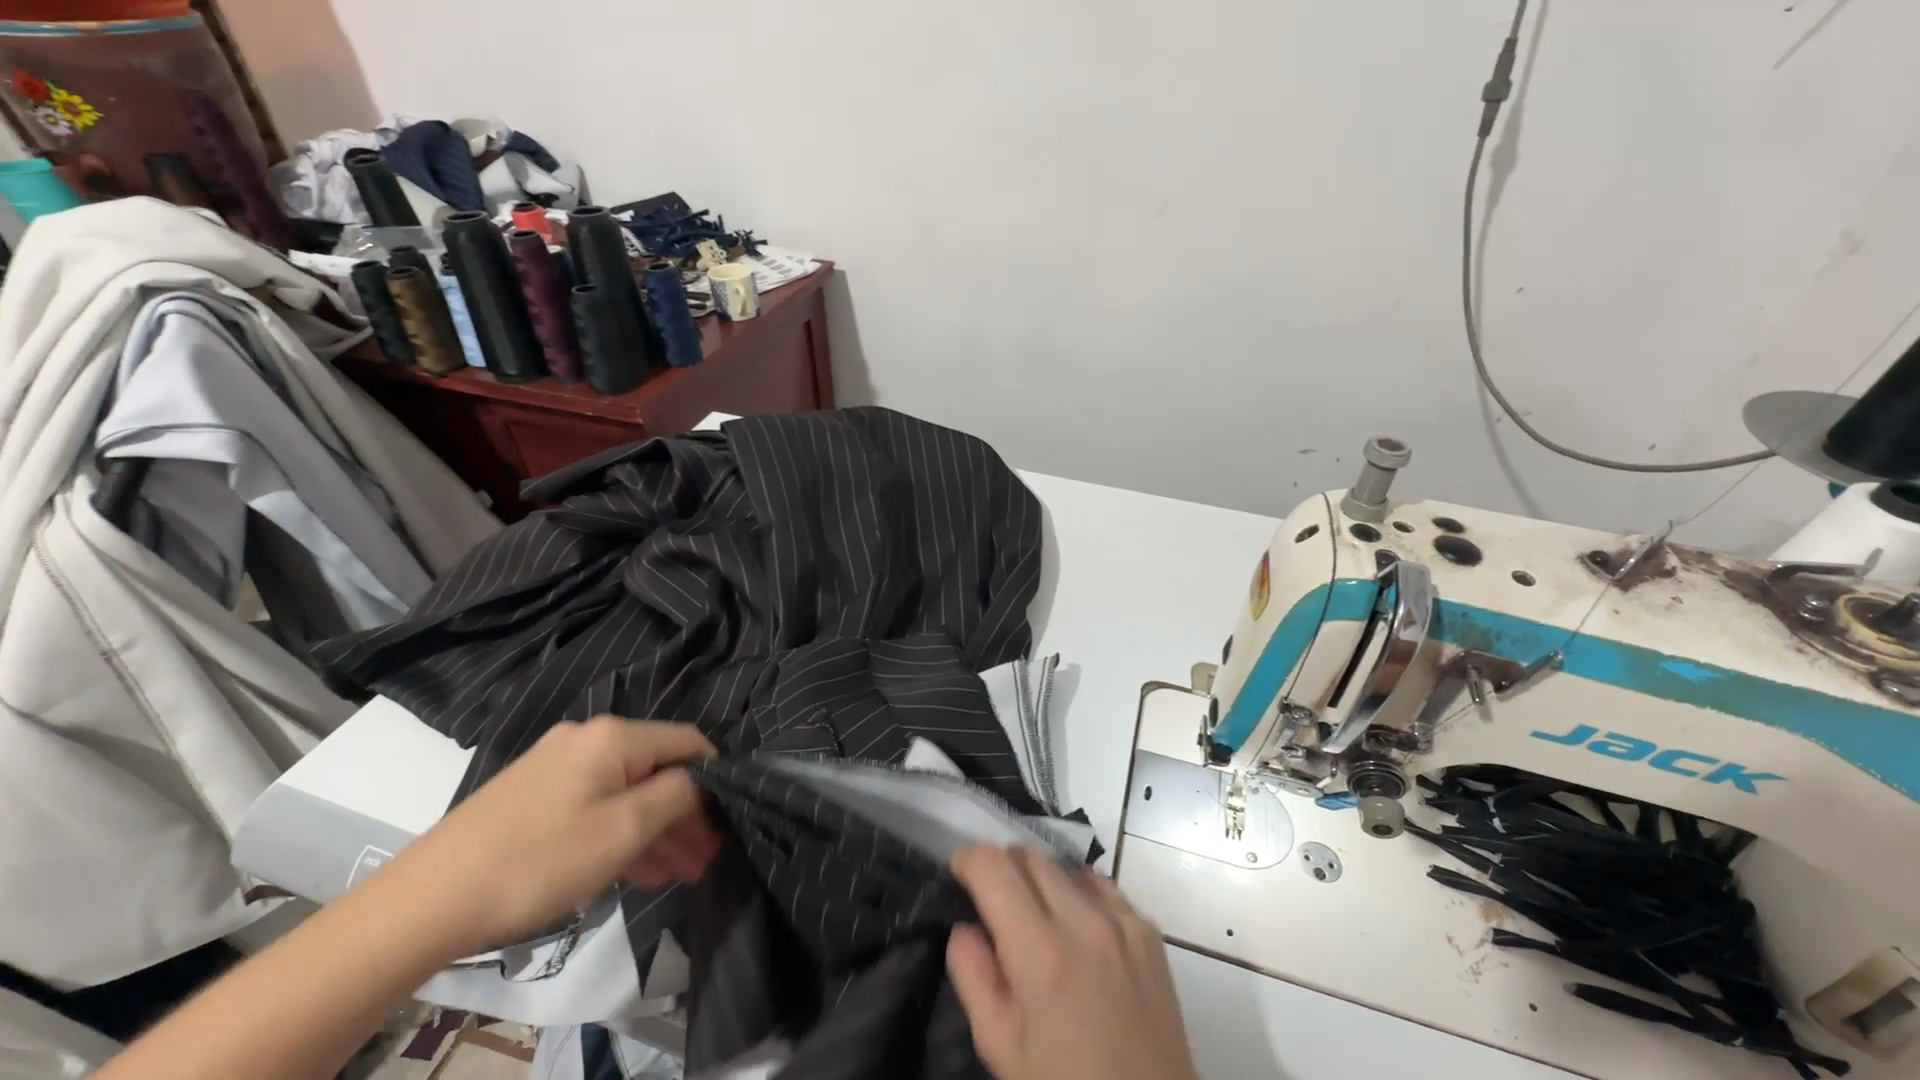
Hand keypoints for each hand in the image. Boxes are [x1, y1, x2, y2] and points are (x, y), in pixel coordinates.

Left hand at [380, 717, 721, 954]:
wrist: (429, 900)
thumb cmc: (539, 862)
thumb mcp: (623, 830)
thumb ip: (675, 795)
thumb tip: (702, 778)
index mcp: (612, 737)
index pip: (688, 741)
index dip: (716, 779)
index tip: (728, 823)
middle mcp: (586, 739)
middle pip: (656, 768)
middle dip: (686, 813)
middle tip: (707, 860)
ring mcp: (556, 766)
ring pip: (626, 792)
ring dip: (657, 830)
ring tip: (681, 875)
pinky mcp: (534, 795)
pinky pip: (596, 806)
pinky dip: (621, 833)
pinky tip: (638, 870)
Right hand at [947, 847, 1198, 1079]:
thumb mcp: (1000, 1046)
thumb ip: (973, 976)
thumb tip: (965, 926)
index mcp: (1042, 953)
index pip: (993, 865)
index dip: (966, 862)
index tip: (957, 878)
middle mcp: (1086, 922)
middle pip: (1029, 856)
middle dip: (1000, 869)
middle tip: (990, 906)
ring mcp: (1124, 922)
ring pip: (1065, 867)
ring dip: (1039, 882)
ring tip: (1034, 925)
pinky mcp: (1149, 931)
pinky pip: (1102, 889)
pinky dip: (1078, 896)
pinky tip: (1075, 935)